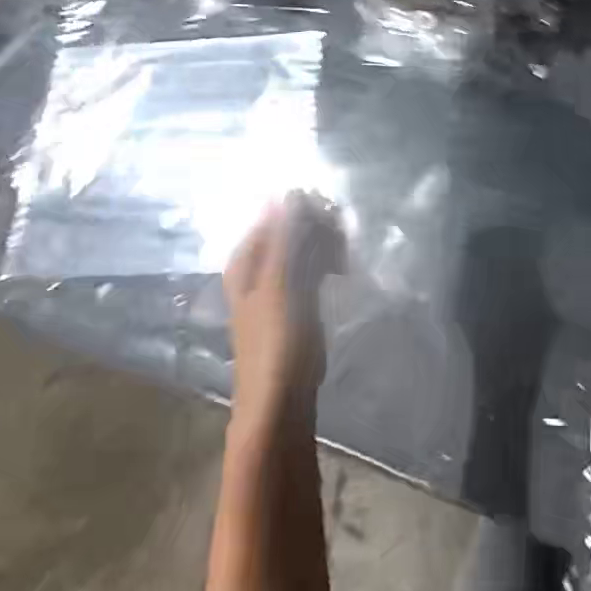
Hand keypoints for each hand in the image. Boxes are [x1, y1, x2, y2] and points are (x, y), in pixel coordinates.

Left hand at [224, 194, 342, 431]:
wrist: (280, 399)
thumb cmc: (278, 340)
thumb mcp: (282, 283)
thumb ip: (287, 238)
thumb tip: (290, 192)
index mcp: (246, 258)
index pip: (277, 212)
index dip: (308, 210)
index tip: (335, 220)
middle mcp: (256, 266)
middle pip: (292, 227)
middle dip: (320, 228)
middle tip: (343, 244)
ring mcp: (276, 283)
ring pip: (305, 246)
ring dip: (327, 245)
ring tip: (344, 262)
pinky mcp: (295, 299)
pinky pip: (312, 266)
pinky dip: (327, 264)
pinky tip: (342, 273)